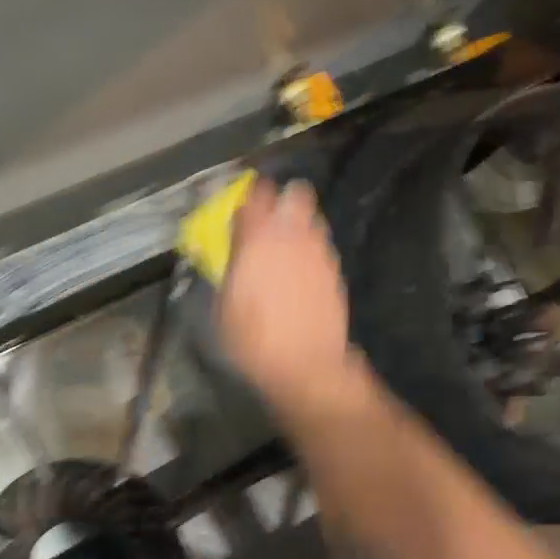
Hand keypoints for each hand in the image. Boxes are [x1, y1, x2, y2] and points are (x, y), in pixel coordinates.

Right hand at [216, 178, 357, 407]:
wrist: (306, 365)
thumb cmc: (254, 340)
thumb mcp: (224, 307)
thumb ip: (230, 268)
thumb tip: (233, 253)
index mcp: (257, 240)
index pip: (254, 196)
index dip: (246, 199)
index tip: (239, 211)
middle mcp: (292, 236)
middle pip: (294, 193)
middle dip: (281, 201)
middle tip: (267, 221)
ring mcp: (318, 251)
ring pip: (311, 218)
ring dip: (297, 225)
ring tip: (285, 247)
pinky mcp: (334, 270)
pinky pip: (320, 246)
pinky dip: (310, 250)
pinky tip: (300, 273)